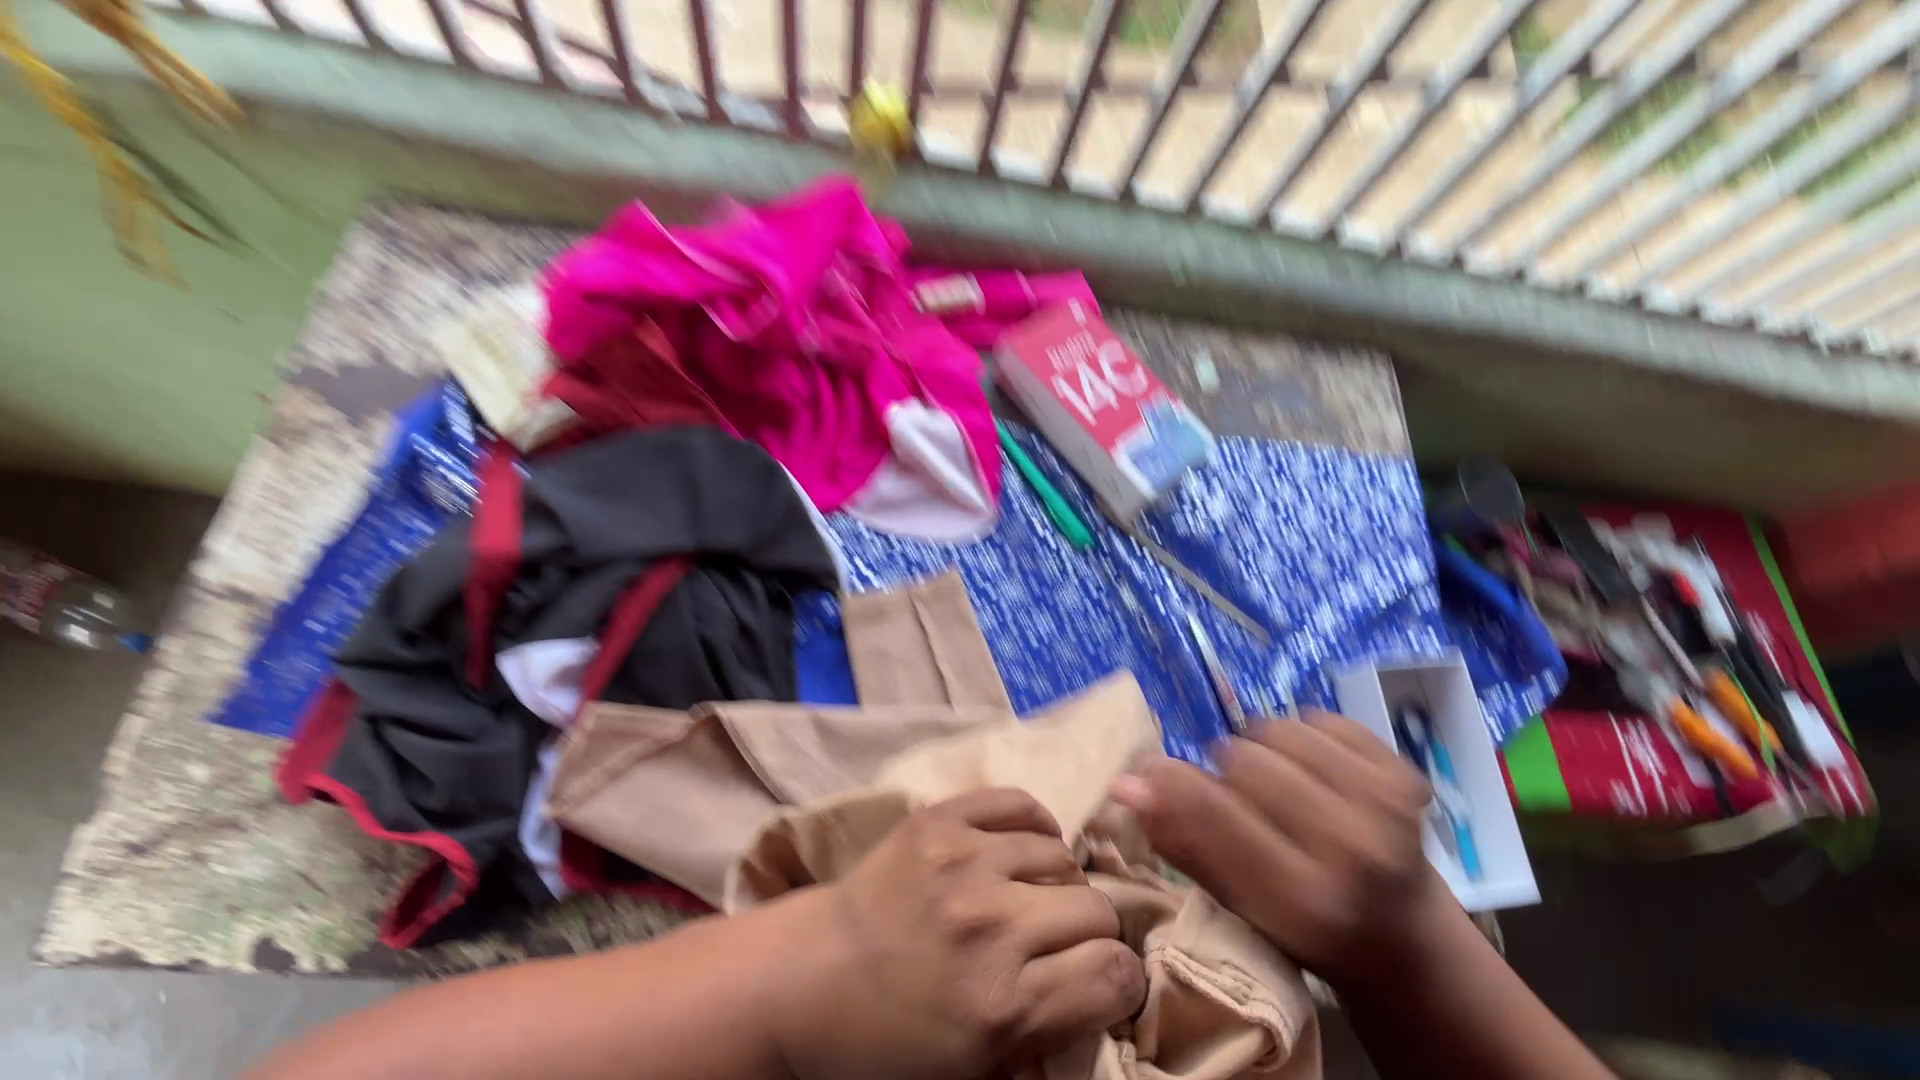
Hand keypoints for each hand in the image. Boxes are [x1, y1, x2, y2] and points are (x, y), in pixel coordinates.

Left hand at [772, 788, 1146, 1079]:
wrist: (803, 981)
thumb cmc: (885, 1043)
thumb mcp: (974, 1070)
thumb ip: (1048, 1034)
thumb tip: (1107, 992)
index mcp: (1002, 1004)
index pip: (1114, 973)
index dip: (1120, 979)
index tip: (1103, 979)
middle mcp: (991, 925)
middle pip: (1097, 910)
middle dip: (1091, 932)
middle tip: (1061, 941)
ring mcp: (963, 862)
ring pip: (1062, 855)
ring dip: (1056, 881)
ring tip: (1030, 896)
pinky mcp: (937, 819)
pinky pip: (1018, 802)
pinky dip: (1032, 824)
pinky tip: (1022, 847)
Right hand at [1108, 709, 1448, 991]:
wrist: (1403, 941)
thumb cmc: (1303, 930)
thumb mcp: (1235, 903)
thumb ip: (1179, 841)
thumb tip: (1125, 783)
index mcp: (1301, 900)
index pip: (1214, 810)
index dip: (1170, 781)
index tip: (1149, 770)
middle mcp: (1352, 852)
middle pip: (1244, 758)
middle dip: (1227, 773)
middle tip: (1238, 801)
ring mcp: (1388, 810)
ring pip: (1280, 729)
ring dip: (1263, 751)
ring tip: (1276, 786)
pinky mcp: (1408, 778)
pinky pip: (1322, 720)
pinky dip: (1304, 739)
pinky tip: (1312, 775)